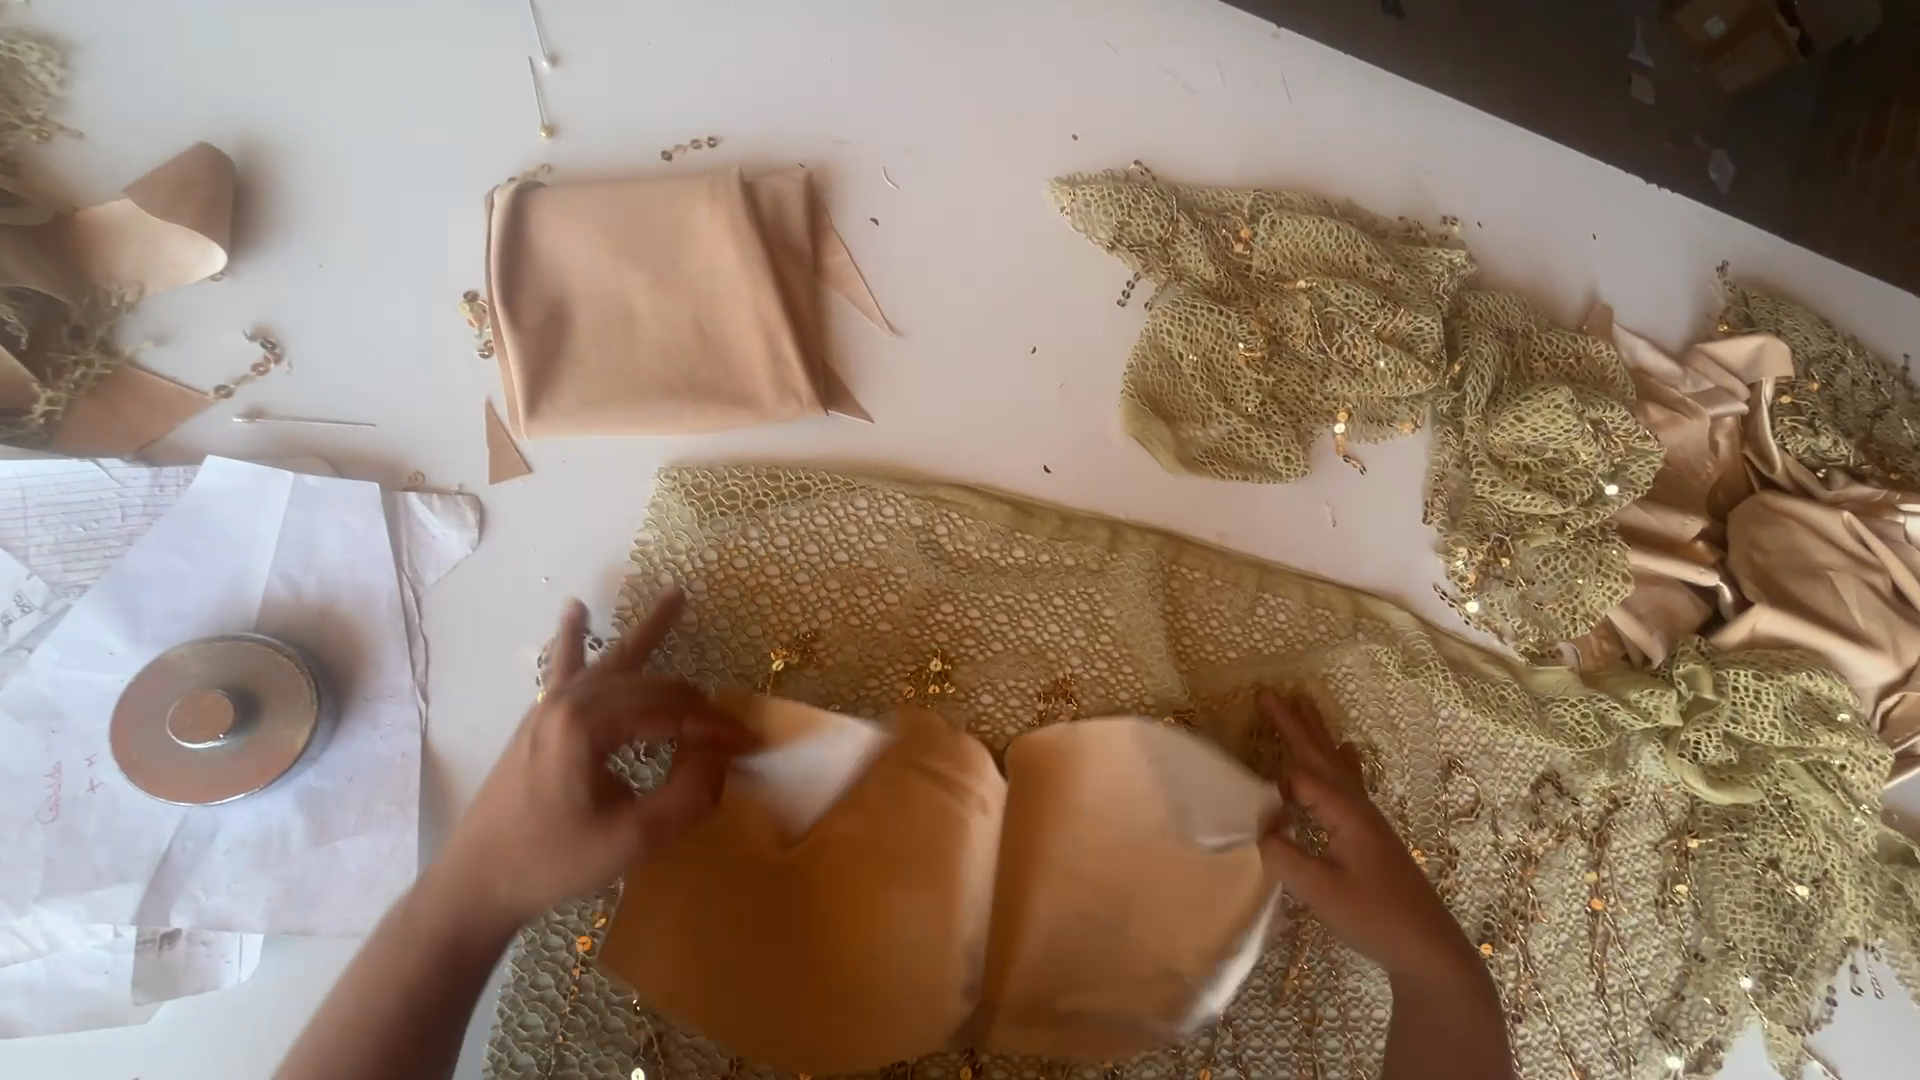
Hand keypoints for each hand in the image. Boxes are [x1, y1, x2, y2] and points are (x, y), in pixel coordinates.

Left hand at [436, 590, 754, 928]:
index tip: (749, 743)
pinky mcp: (539, 719)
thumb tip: (718, 760)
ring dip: (647, 631)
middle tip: (730, 728)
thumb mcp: (632, 840)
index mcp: (588, 725)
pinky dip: (574, 637)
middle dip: (697, 702)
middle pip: (651, 686)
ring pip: (613, 661)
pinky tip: (575, 609)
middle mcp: (569, 702)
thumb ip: (686, 796)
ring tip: (675, 596)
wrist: (474, 886)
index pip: (672, 713)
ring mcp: (549, 706)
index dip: (715, 728)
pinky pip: (564, 667)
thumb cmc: (552, 863)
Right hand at [1258, 691, 1481, 989]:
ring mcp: (1367, 818)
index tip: (1254, 816)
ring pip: (1335, 764)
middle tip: (1269, 693)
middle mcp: (1357, 806)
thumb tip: (1254, 827)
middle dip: (1293, 724)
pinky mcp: (1370, 833)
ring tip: (1304, 703)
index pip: (1297, 780)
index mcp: (1345, 813)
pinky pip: (1348, 781)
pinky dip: (1339, 759)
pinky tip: (1347, 750)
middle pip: (1320, 755)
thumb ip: (1280, 853)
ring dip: (1316, 734)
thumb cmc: (1375, 918)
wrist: (1430, 952)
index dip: (1269, 790)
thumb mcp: (1319, 890)